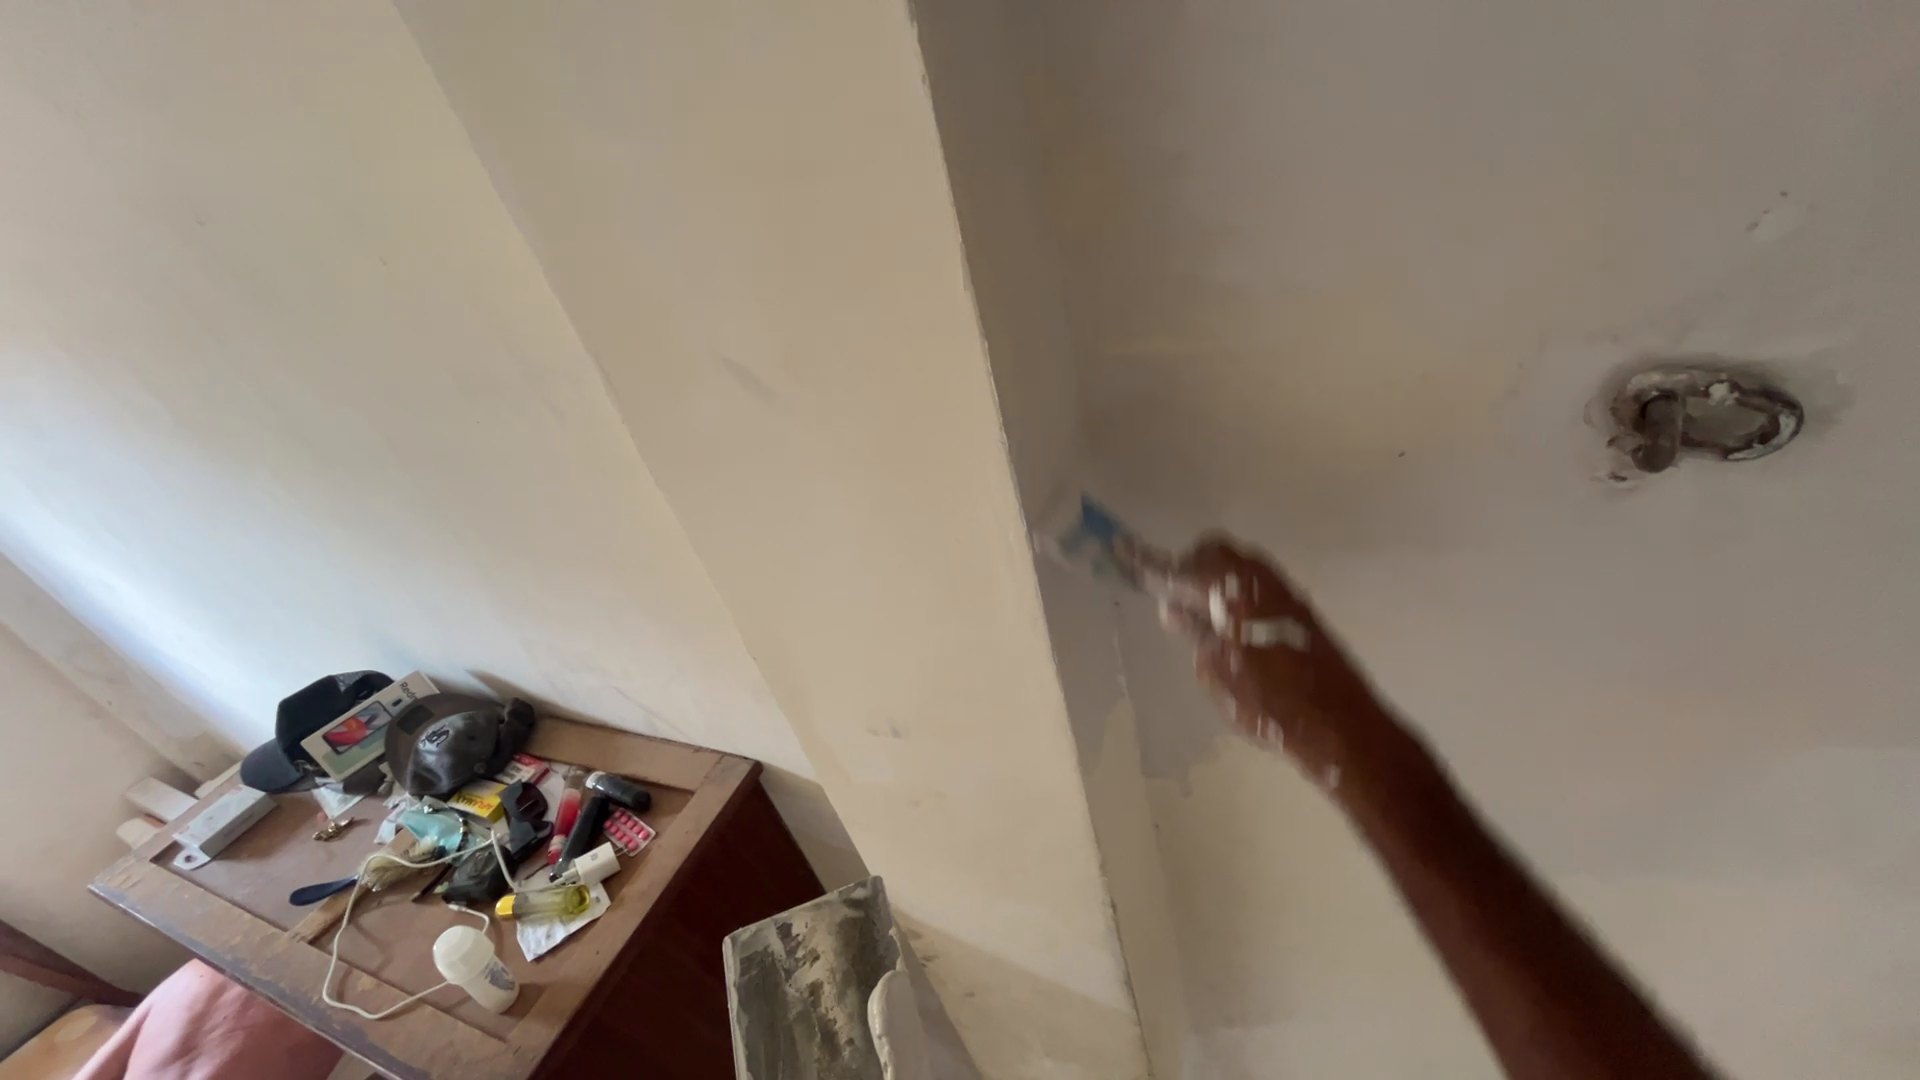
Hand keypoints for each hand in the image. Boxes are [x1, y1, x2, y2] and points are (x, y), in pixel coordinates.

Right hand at [1159, 535, 1398, 789]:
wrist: (1336, 721)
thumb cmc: (1265, 699)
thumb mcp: (1213, 670)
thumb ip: (1194, 633)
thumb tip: (1176, 609)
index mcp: (1226, 589)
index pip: (1175, 569)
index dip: (1146, 563)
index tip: (1121, 549)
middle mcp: (1255, 578)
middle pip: (1211, 553)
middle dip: (1188, 569)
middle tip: (1174, 602)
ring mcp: (1280, 589)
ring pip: (1235, 568)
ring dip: (1213, 583)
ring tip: (1200, 620)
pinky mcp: (1297, 607)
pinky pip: (1253, 586)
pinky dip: (1234, 596)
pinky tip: (1230, 628)